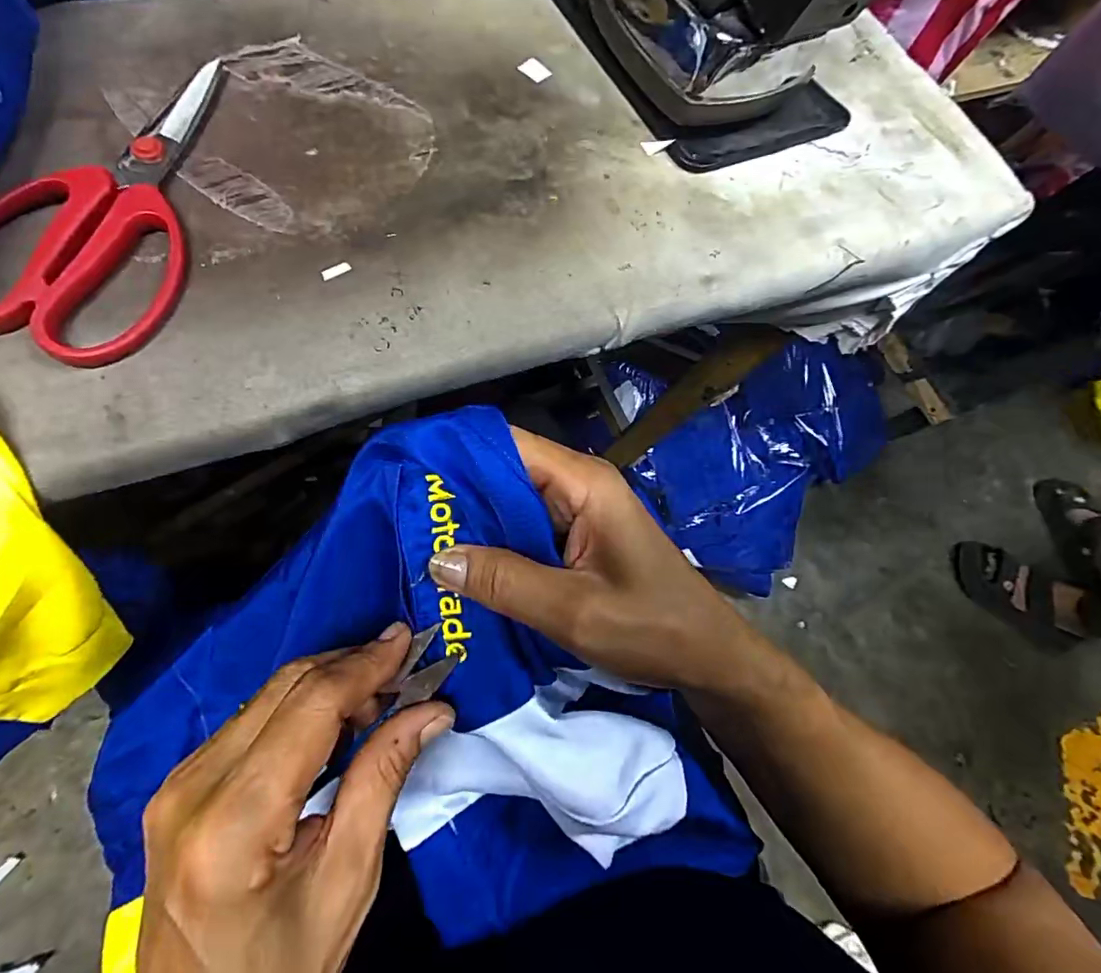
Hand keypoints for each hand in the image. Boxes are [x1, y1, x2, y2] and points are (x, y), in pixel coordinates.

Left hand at [137, 625, 453, 972]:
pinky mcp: (179, 789)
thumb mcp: (349, 876)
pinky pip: (252, 719)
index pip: (310, 705)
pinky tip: (339, 720)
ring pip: (267, 696)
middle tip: (408, 667)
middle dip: (353, 665)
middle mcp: (192, 789)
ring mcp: (177, 787)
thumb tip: (432, 709)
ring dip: (330, 681)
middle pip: (285, 688)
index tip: (411, 641)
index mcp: (235, 820)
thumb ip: (383, 779)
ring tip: (382, 697)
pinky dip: (303, 704)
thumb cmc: (284, 961)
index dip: (366, 665)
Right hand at [426, 426, 783, 696]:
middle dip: (454, 495)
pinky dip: (496, 550)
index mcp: (585, 484)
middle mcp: (581, 488)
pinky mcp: (580, 543)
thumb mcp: (574, 609)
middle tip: (395, 521)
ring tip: (412, 547)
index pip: (508, 445)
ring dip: (472, 527)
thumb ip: (505, 580)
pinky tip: (458, 572)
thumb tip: (436, 555)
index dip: (455, 453)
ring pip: (513, 507)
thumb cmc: (652, 627)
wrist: (706, 655)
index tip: (402, 473)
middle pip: (505, 474)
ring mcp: (581, 516)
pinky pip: (528, 534)